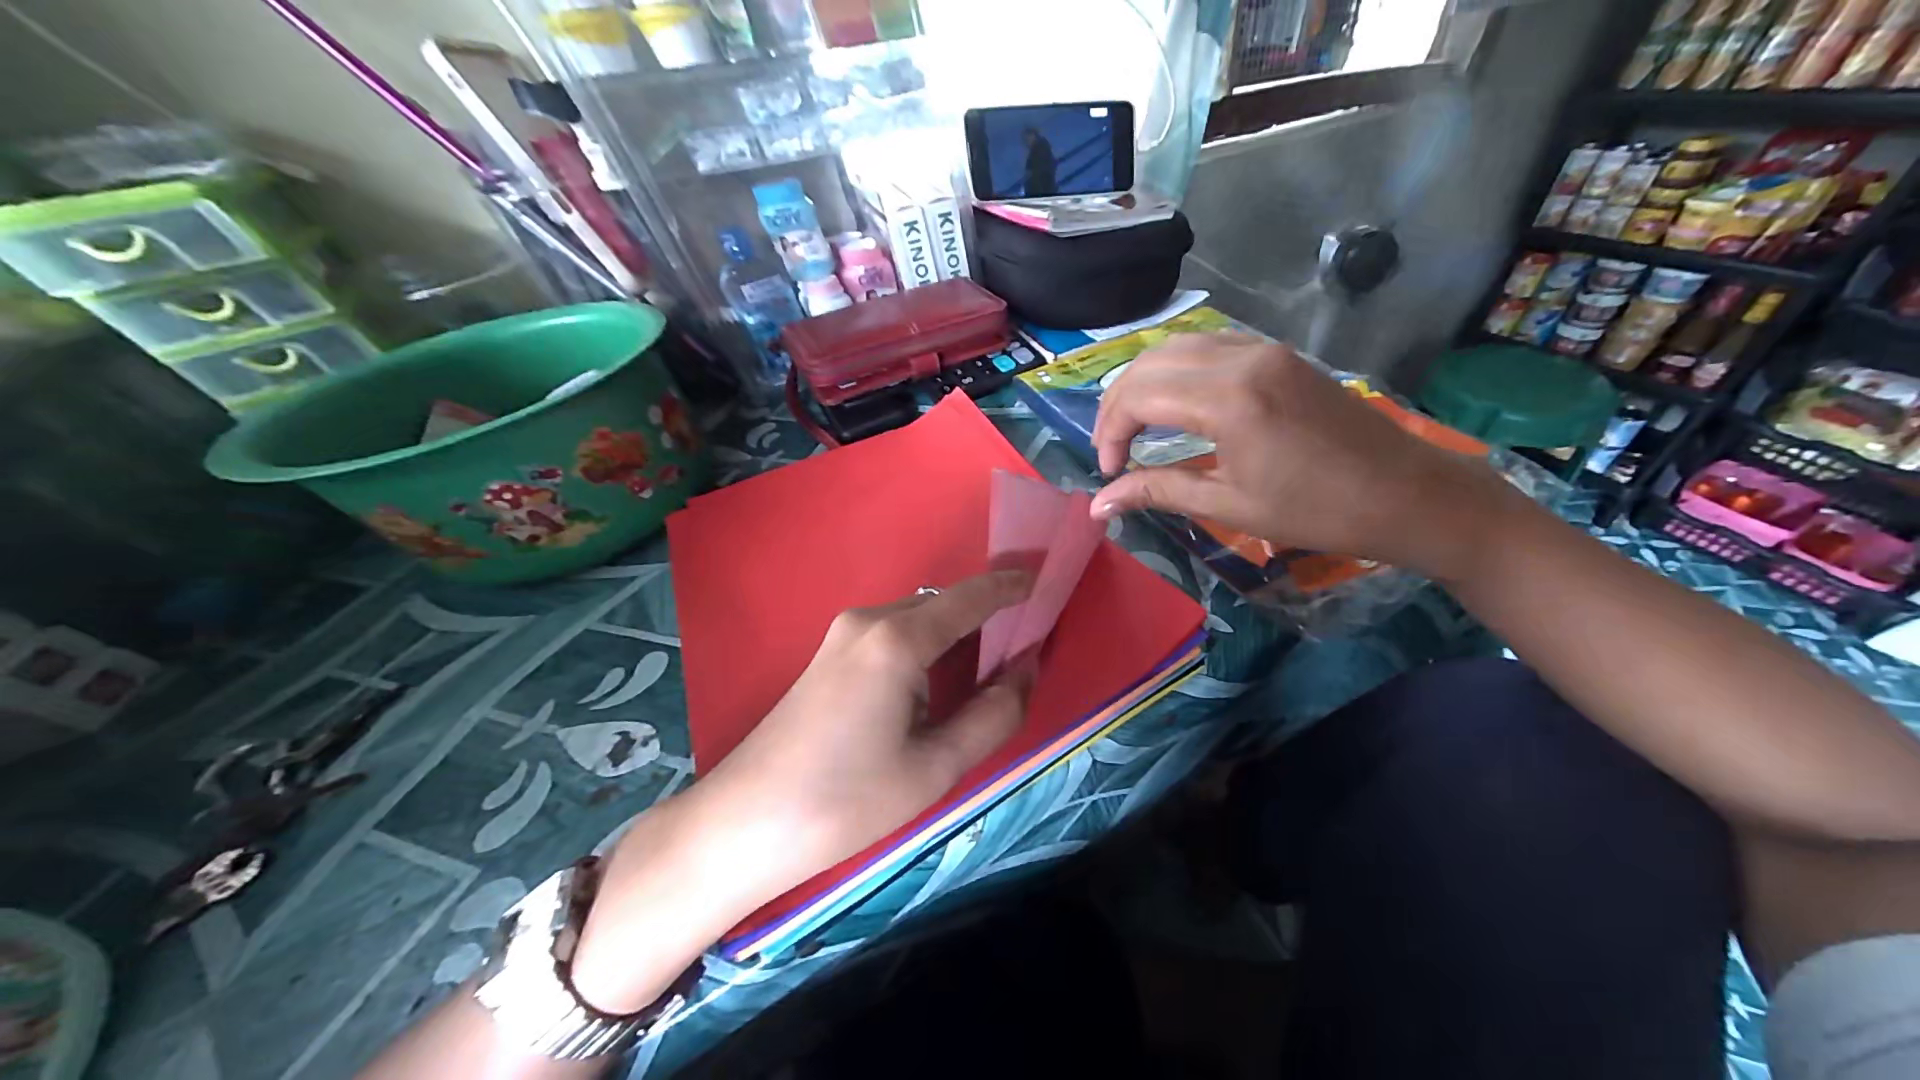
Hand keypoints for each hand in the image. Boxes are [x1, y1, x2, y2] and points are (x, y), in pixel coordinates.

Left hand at [569, 572, 1032, 1012]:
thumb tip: (1027, 668)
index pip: (972, 596)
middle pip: (944, 606)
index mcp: (897, 638)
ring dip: (956, 640)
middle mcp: (868, 621)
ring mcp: (842, 636)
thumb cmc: (846, 800)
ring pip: (918, 622)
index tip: (1049, 586)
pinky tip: (937, 692)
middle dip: (988, 621)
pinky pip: (892, 638)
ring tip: (988, 681)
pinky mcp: (828, 657)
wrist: (743, 825)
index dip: (1014, 588)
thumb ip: (994, 713)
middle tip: (1026, 656)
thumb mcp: (935, 767)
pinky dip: (926, 651)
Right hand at [1088, 335, 1514, 579]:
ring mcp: (1263, 349)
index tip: (1109, 471)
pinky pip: (1209, 346)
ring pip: (1176, 347)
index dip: (1110, 433)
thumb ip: (1157, 492)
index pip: (1138, 396)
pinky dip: (1176, 370)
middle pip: (1149, 364)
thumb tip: (1098, 505)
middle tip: (1112, 449)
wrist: (1407, 494)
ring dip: (1144, 382)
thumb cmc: (1318, 511)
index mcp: (1229, 399)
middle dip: (1117, 405)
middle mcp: (1241, 358)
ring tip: (1134, 425)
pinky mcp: (1278, 354)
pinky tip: (1174, 402)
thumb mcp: (1229, 505)